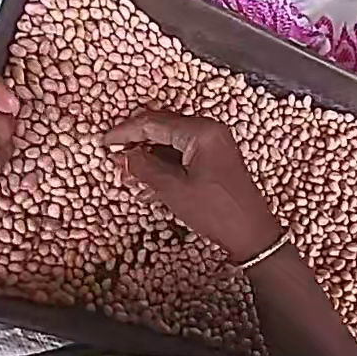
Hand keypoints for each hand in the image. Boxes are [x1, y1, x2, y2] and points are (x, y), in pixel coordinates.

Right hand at [101, 111, 281, 261]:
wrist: (252, 233)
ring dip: (149, 156)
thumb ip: (145, 168)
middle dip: (136, 143)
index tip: (105, 143)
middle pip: (162, 127)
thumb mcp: (174, 190)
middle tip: (115, 158)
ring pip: (172, 142)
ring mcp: (214, 144)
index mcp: (200, 131)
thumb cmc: (216, 211)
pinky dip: (165, 165)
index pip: (153, 122)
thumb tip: (123, 156)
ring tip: (130, 175)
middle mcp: (209, 130)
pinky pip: (184, 154)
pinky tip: (150, 183)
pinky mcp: (216, 159)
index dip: (125, 132)